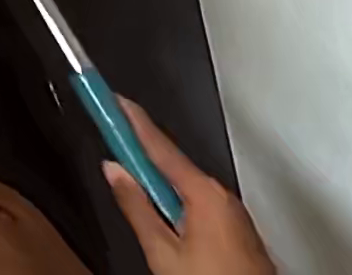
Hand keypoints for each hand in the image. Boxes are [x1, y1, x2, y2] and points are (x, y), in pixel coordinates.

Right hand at [105, 98, 275, 274]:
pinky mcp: (240, 234)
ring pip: (185, 185)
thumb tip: (113, 169)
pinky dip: (176, 196)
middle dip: (141, 151)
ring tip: (132, 178)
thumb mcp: (163, 254)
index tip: (111, 97)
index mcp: (204, 193)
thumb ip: (135, 207)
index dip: (131, 119)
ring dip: (158, 178)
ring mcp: (235, 216)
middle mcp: (223, 196)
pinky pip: (200, 202)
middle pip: (172, 163)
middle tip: (112, 134)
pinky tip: (164, 209)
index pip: (157, 144)